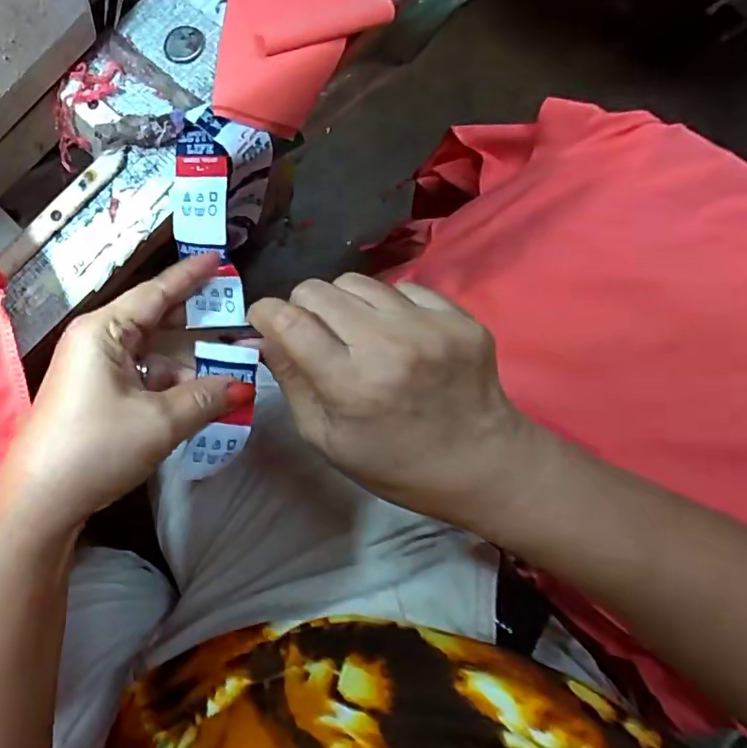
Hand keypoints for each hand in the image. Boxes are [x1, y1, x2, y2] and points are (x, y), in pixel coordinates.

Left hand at [0, 254, 255, 539]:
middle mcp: (94, 339)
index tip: (219, 258)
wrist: (41, 498)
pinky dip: (166, 382)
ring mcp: (90, 366)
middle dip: (195, 322)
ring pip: (148, 351)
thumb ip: (206, 397)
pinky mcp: (91, 392)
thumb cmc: (98, 446)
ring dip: (185, 361)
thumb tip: (245, 385)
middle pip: (153, 320)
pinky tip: (196, 396)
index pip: (155, 292)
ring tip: (228, 369)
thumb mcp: (160, 421)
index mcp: (103, 330)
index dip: (190, 276)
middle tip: (236, 317)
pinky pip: (137, 374)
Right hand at [246, 274, 544, 526]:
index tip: (262, 321)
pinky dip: (385, 305)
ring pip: (354, 281)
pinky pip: (399, 287)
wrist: (485, 465)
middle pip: (316, 290)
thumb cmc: (393, 462)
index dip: (265, 313)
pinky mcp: (458, 317)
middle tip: (311, 333)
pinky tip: (394, 335)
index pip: (288, 320)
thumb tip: (260, 335)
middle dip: (301, 307)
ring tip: (354, 333)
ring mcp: (429, 326)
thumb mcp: (325, 436)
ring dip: (342, 303)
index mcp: (351, 383)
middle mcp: (389, 345)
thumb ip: (290, 380)